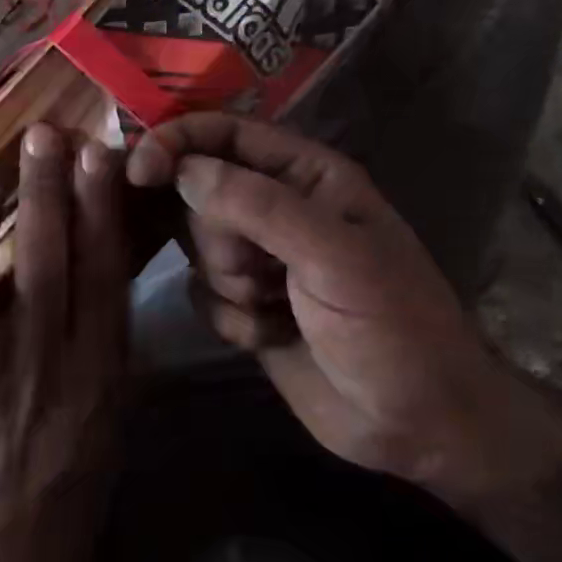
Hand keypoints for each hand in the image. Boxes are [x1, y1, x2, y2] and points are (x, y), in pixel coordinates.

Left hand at [0, 124, 130, 561]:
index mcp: (96, 366)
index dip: (98, 210)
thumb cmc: (71, 461)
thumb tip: (96, 233)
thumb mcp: (112, 393)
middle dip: (45, 200)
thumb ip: (102, 319)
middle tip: (40, 138)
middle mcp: (44, 370)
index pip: (101, 274)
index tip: (92, 152)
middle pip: (45, 274)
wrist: (13, 550)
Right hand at [125, 113, 561, 506]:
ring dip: (227, 281)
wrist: (420, 429)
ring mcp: (256, 255)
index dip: (178, 140)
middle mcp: (274, 206)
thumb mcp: (336, 258)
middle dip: (218, 238)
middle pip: (199, 192)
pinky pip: (199, 290)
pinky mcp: (241, 301)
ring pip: (194, 243)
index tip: (141, 169)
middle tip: (261, 272)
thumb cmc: (394, 328)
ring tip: (276, 307)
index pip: (225, 133)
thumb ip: (258, 204)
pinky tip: (271, 336)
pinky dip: (229, 317)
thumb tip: (182, 169)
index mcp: (304, 175)